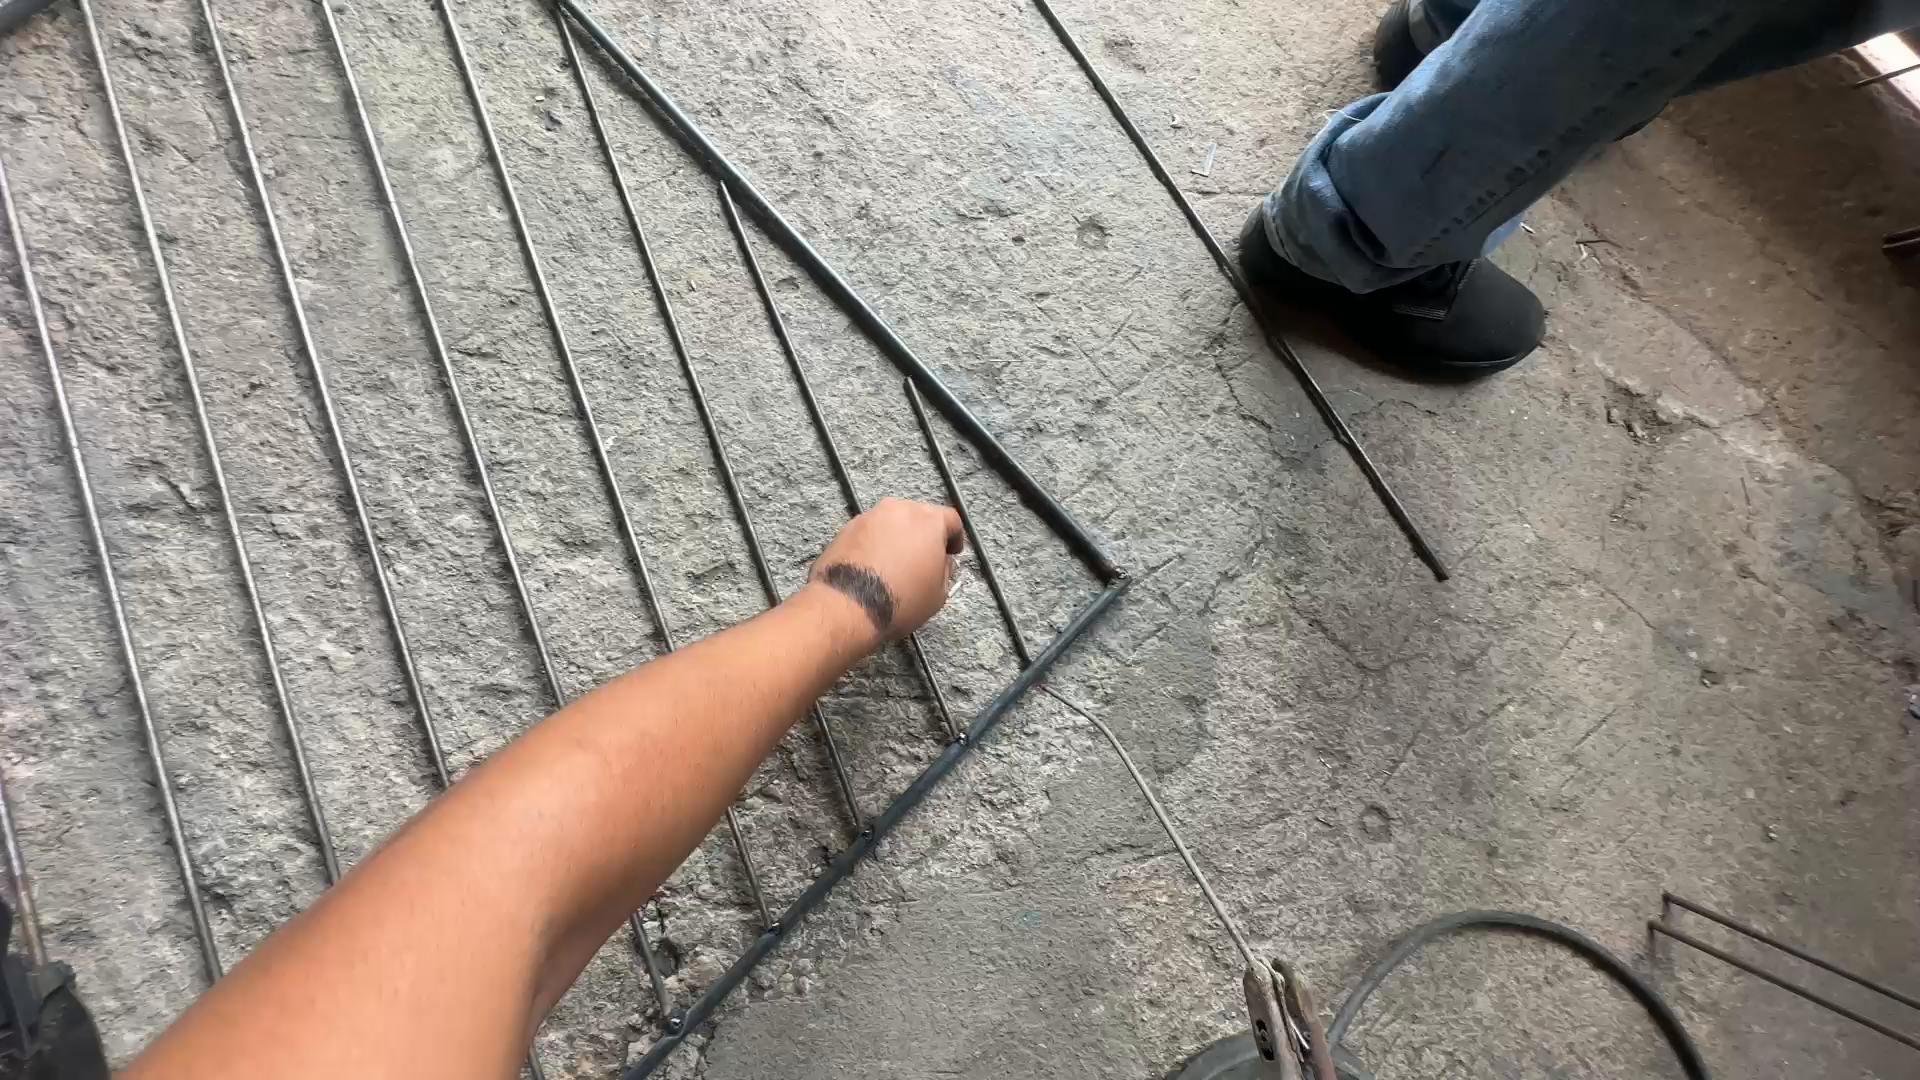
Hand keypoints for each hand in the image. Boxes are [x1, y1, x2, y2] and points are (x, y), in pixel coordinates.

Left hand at [807, 497, 963, 641]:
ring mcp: (870, 516)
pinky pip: (870, 532)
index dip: (955, 538)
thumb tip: (942, 563)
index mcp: (929, 520)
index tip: (952, 552)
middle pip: (919, 516)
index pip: (951, 520)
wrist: (847, 605)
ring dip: (897, 537)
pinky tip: (874, 566)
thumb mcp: (938, 594)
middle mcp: (899, 509)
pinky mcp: (847, 527)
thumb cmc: (899, 599)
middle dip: (924, 535)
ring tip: (896, 564)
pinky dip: (875, 544)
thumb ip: (946, 571)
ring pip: (892, 522)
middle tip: (924, 558)